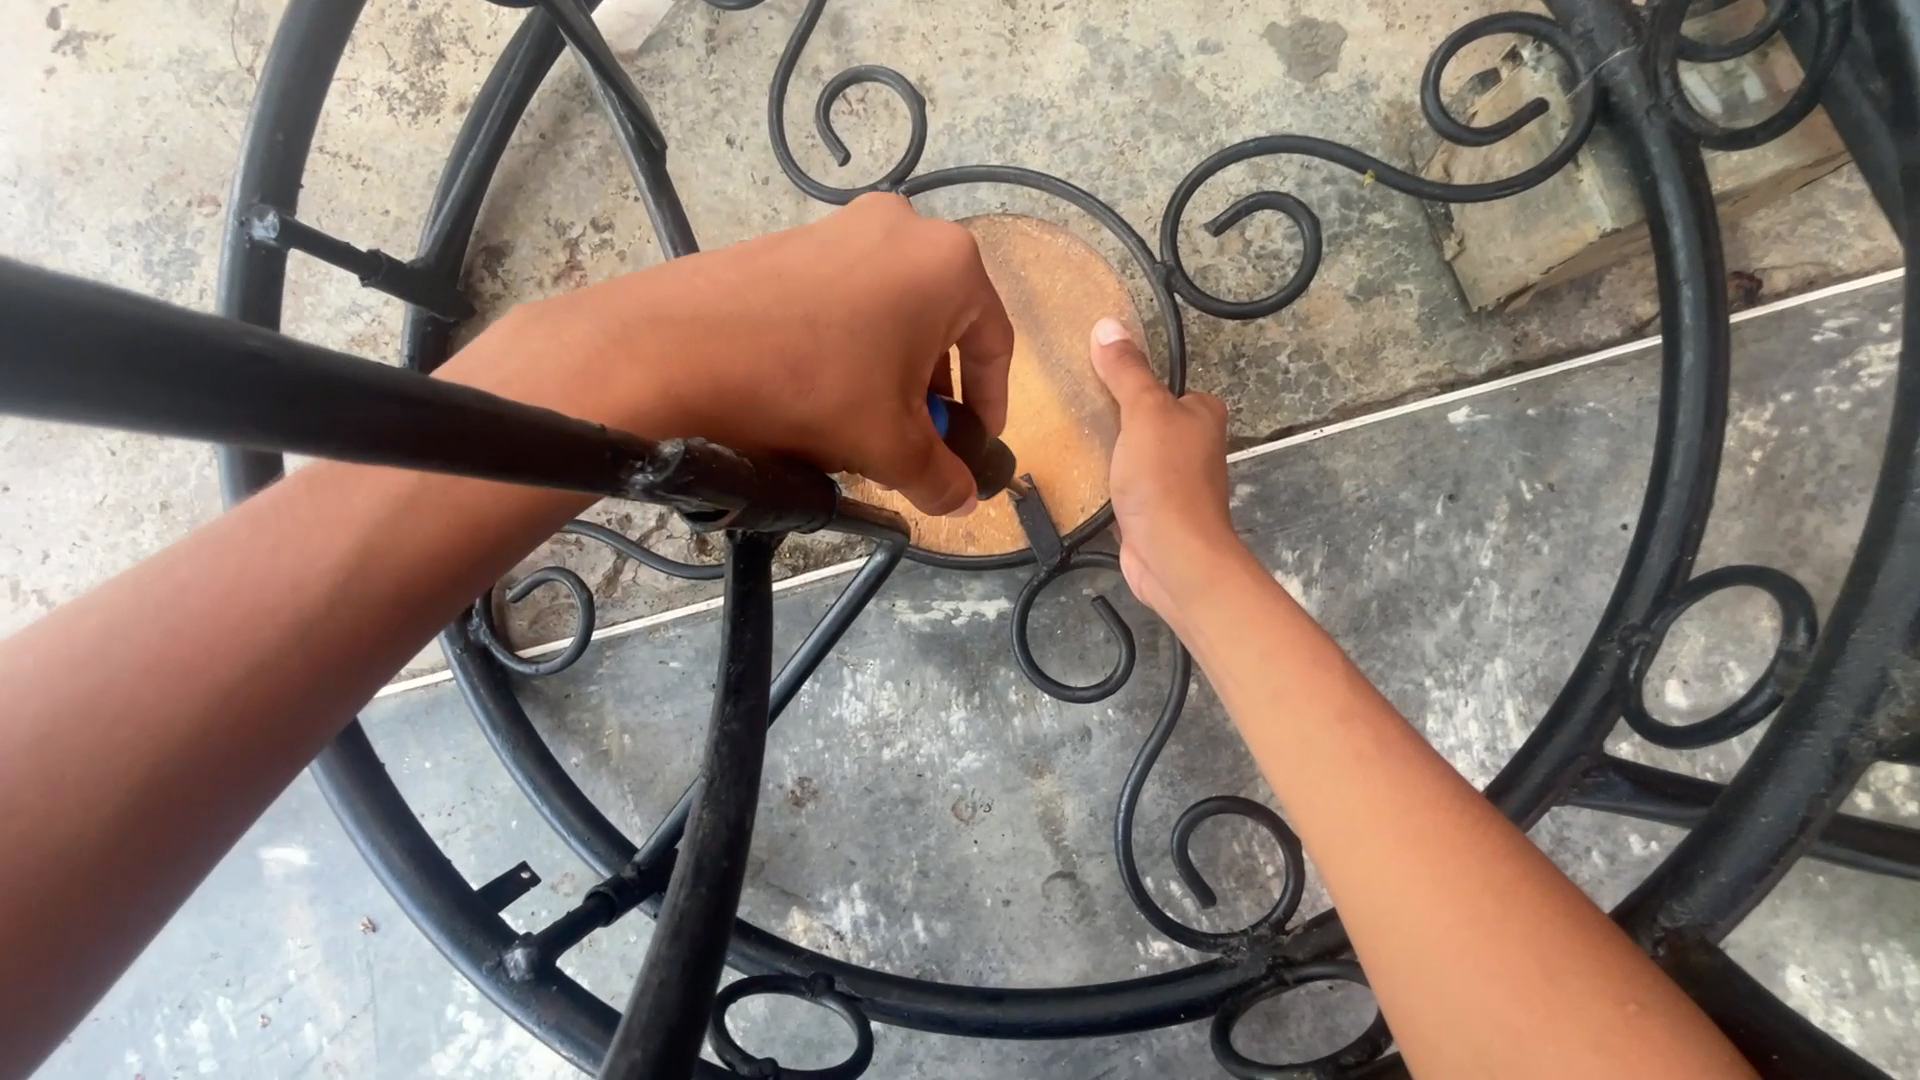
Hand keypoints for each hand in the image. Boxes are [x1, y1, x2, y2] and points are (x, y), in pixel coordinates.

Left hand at [436, 193, 1014, 515]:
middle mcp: (903, 228)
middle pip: (942, 328)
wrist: (672, 352)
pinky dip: (850, 352)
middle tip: (919, 443)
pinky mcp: (790, 241)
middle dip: (935, 395)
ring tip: (866, 428)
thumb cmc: (811, 389)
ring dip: (892, 376)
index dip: (991, 407)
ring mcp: (840, 227)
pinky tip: (821, 396)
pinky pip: (845, 303)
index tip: (973, 448)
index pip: (996, 345)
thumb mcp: (890, 446)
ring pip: (891, 316)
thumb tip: (963, 502)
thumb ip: (942, 478)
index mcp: (947, 265)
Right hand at [1089, 318, 1248, 620]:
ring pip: (1137, 456)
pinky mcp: (1156, 513)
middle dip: (1119, 420)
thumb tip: (1107, 324)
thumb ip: (1126, 371)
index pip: (1167, 387)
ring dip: (1112, 454)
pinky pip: (1127, 487)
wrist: (1173, 555)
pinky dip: (1109, 484)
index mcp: (1203, 414)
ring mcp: (1176, 483)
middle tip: (1076, 411)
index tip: (1097, 381)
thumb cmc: (1164, 477)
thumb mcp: (1144, 412)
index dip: (1135, 384)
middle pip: (1150, 421)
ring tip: (1073, 442)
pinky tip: (1084, 481)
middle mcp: (1196, 446)